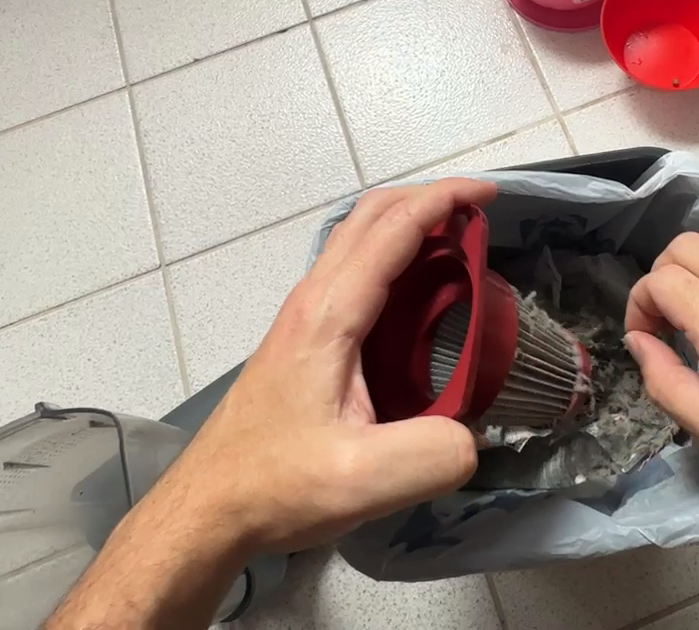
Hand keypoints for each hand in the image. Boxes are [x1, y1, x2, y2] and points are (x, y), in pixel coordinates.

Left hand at [152, 178, 492, 555]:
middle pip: (372, 214)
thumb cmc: (277, 484)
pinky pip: (355, 267)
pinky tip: (419, 290)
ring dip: (409, 220)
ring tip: (458, 241)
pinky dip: (395, 252)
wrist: (207, 507)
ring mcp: (306, 312)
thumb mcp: (362, 481)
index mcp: (332, 312)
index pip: (394, 228)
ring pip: (359, 236)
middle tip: (479, 208)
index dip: (444, 199)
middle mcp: (316, 296)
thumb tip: (474, 434)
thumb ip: (432, 454)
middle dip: (428, 196)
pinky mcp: (306, 333)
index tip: (491, 192)